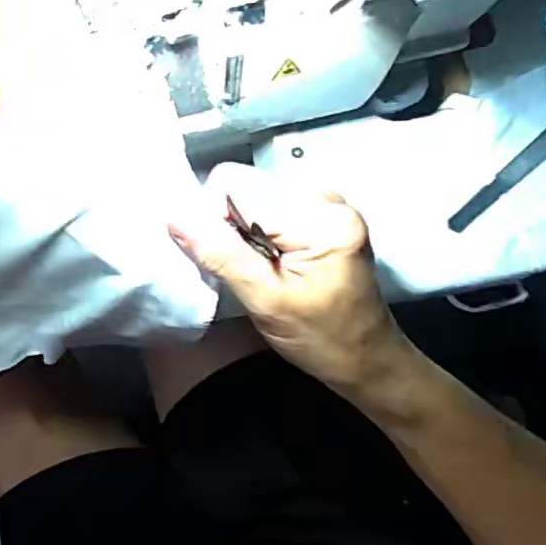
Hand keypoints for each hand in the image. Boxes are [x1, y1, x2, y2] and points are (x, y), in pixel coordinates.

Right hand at [169, 163, 422, 403]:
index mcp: (322, 220)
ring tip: (261, 263)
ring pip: (255, 191)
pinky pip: (272, 200)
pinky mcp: (324, 211)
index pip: (238, 187)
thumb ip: (221, 255)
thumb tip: (177, 219)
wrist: (368, 360)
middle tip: (246, 266)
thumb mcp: (265, 302)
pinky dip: (260, 225)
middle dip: (231, 221)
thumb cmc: (322, 340)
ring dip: (245, 224)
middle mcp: (329, 199)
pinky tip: (271, 255)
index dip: (215, 217)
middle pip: (247, 184)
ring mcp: (329, 202)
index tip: (223, 256)